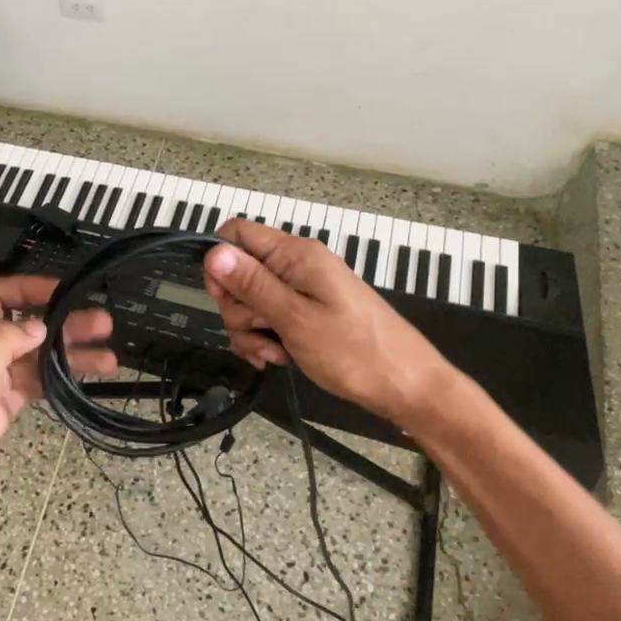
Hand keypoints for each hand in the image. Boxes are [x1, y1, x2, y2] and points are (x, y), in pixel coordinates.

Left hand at [0, 276, 113, 534]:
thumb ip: (3, 344)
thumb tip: (36, 324)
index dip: (27, 288)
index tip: (62, 291)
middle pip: (22, 327)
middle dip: (61, 322)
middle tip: (100, 324)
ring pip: (33, 358)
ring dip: (67, 354)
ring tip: (106, 358)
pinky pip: (33, 385)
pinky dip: (57, 381)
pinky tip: (82, 381)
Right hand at [201, 219, 457, 427]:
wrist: (407, 387)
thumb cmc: (354, 352)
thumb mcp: (296, 319)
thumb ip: (253, 284)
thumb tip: (213, 252)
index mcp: (296, 255)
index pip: (237, 233)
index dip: (218, 261)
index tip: (221, 297)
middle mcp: (296, 265)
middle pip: (239, 272)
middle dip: (237, 307)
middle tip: (259, 332)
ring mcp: (302, 290)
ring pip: (250, 301)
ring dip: (250, 330)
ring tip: (274, 353)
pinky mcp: (306, 313)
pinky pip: (268, 318)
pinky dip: (264, 338)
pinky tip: (277, 357)